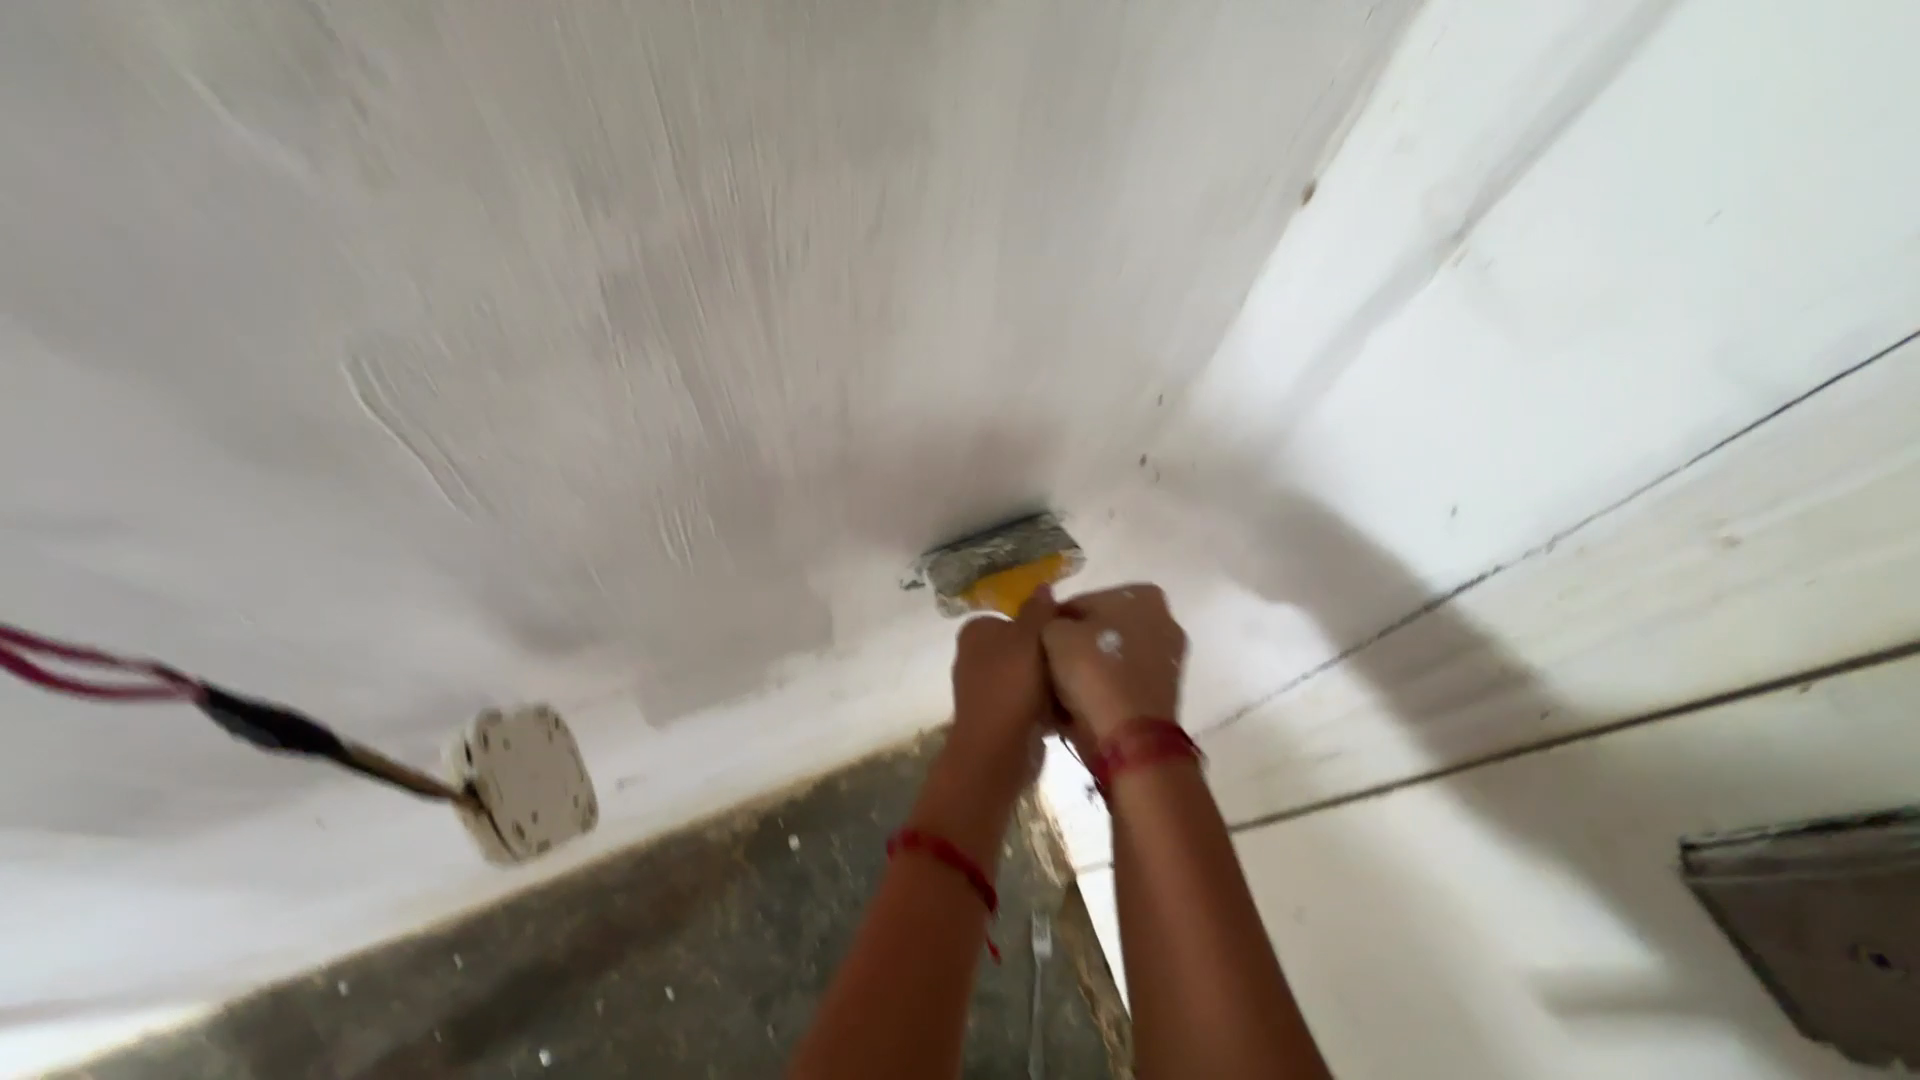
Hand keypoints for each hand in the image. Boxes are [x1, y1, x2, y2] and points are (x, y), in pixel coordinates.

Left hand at [942, 585, 1058, 794]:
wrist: (997, 750)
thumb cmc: (1011, 685)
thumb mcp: (1028, 637)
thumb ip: (1037, 610)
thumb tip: (1042, 585)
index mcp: (976, 633)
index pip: (1014, 617)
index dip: (1042, 623)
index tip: (1068, 632)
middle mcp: (975, 658)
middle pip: (1024, 647)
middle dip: (1049, 654)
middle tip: (1078, 657)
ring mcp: (987, 691)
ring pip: (1030, 677)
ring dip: (1052, 683)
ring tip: (1079, 683)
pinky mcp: (1000, 718)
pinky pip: (1031, 704)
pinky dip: (1048, 707)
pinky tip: (1070, 709)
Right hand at [1041, 584, 1186, 756]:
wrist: (1128, 738)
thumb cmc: (1093, 672)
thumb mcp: (1053, 634)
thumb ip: (1048, 618)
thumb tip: (1050, 622)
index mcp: (1141, 595)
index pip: (1080, 602)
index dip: (1053, 623)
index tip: (1036, 645)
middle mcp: (1164, 620)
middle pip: (1099, 630)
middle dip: (1074, 646)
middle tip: (1045, 667)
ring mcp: (1167, 659)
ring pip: (1109, 658)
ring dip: (1086, 670)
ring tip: (1058, 691)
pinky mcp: (1164, 693)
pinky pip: (1121, 683)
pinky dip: (1102, 690)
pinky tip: (1077, 706)